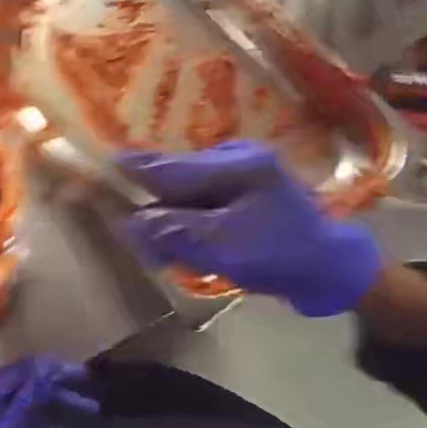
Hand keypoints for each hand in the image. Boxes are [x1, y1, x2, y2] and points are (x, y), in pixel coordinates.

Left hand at [0, 356, 99, 427]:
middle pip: (31, 385)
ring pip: (34, 403)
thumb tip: (44, 371)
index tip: (77, 370)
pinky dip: (50, 421)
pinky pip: (32, 421)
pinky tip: (69, 427)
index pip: (24, 369)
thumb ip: (27, 399)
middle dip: (60, 386)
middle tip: (89, 388)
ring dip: (60, 404)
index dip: (50, 367)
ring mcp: (0, 419)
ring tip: (90, 410)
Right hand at [116, 141, 382, 317]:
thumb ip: (173, 230)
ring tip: (175, 257)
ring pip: (183, 194)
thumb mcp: (224, 247)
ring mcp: (238, 172)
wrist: (332, 270)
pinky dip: (188, 224)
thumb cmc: (282, 255)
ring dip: (171, 223)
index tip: (93, 167)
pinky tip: (193, 249)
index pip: (168, 168)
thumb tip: (126, 222)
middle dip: (154, 212)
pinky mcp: (239, 189)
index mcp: (236, 163)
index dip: (128, 170)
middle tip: (148, 248)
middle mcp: (234, 157)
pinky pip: (198, 202)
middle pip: (173, 180)